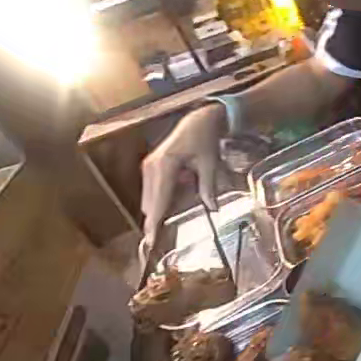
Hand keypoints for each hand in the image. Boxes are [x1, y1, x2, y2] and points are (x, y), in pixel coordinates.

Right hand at [139, 102, 228, 266]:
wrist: (199, 119)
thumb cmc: (205, 139)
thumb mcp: (210, 163)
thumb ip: (208, 187)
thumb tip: (212, 208)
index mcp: (163, 166)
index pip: (157, 201)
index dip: (154, 223)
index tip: (150, 240)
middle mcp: (150, 167)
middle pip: (150, 203)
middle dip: (155, 220)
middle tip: (158, 240)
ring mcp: (148, 167)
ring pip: (151, 198)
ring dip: (161, 209)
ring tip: (164, 226)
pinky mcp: (151, 167)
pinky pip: (155, 190)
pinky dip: (164, 198)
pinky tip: (177, 197)